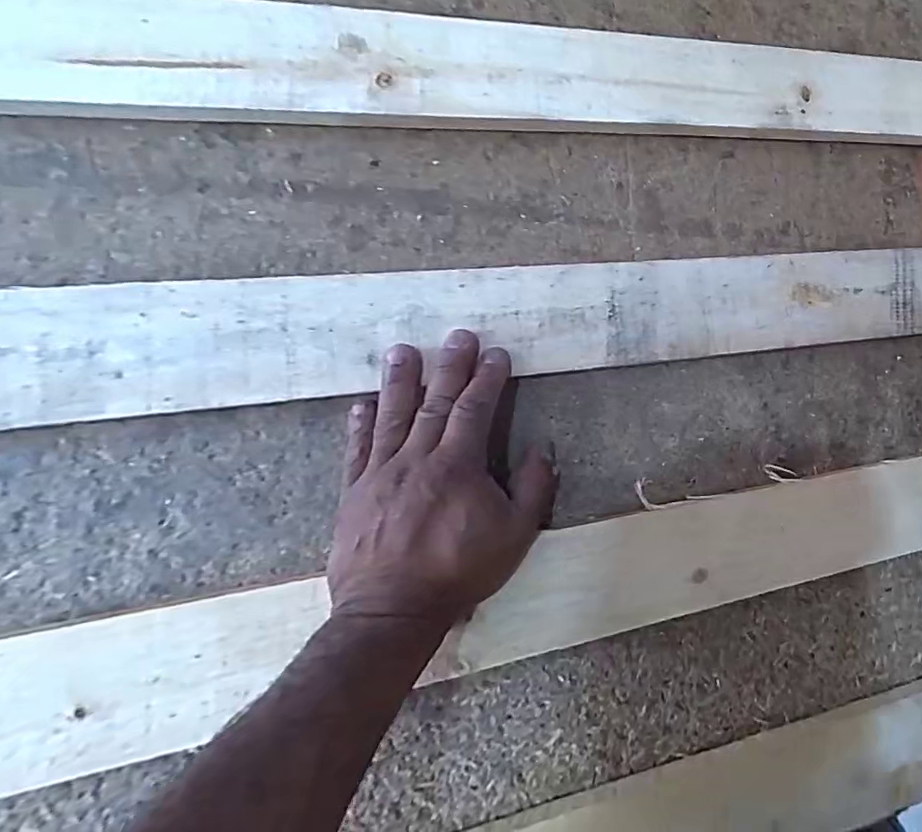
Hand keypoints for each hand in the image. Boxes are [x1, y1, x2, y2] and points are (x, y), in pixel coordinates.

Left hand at [330, 329, 557, 627]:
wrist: (390, 612)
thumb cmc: (462, 569)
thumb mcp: (518, 531)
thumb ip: (533, 486)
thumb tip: (540, 448)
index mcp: (458, 467)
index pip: (474, 411)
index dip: (487, 380)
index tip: (496, 354)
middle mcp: (416, 461)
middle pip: (435, 404)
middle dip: (448, 367)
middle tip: (457, 336)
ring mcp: (379, 476)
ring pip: (392, 419)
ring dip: (400, 382)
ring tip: (402, 351)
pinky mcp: (353, 495)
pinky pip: (357, 452)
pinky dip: (360, 425)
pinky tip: (363, 403)